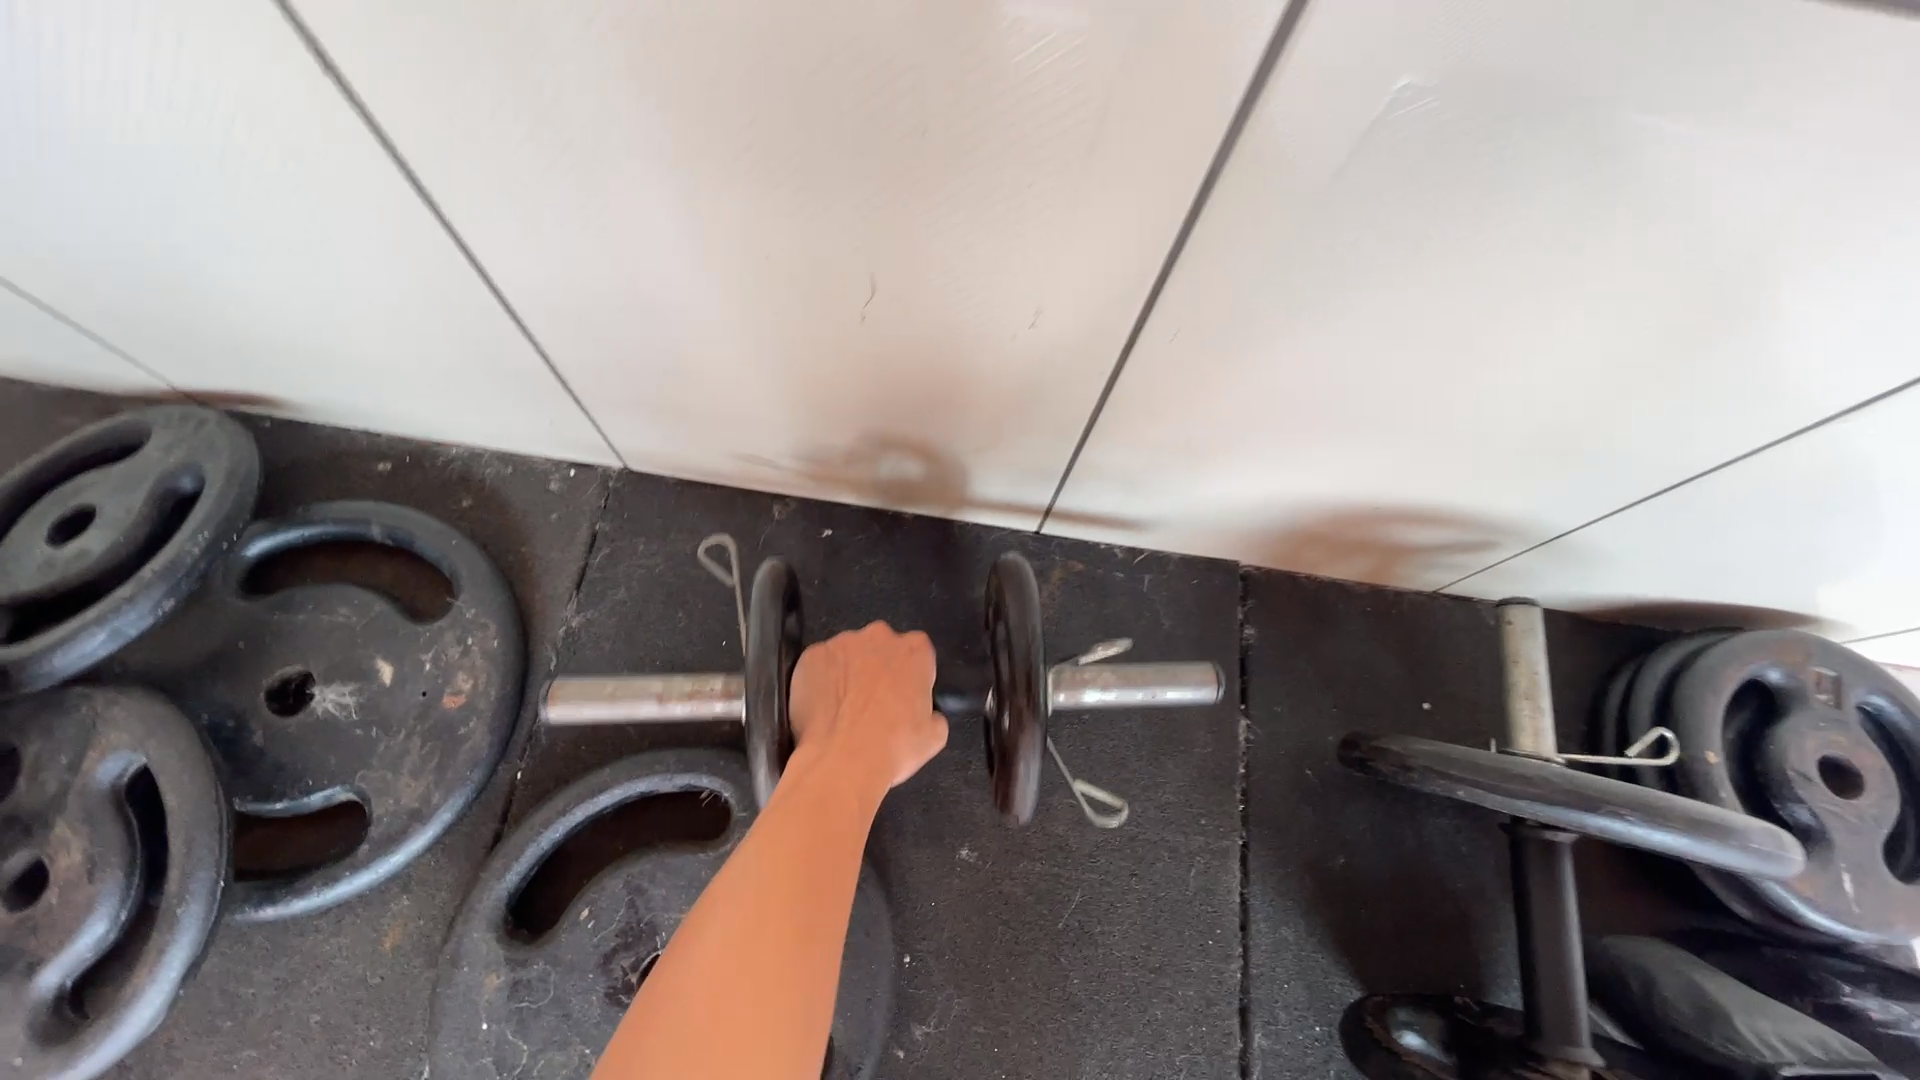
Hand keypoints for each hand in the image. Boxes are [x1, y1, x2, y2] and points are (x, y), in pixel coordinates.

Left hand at [789, 621, 948, 794]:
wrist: (843, 761)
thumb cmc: (893, 747)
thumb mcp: (935, 734)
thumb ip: (933, 711)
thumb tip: (927, 714)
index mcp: (915, 650)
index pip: (918, 652)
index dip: (911, 674)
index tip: (904, 694)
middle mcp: (880, 637)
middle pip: (882, 646)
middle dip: (879, 667)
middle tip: (874, 701)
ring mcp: (842, 644)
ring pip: (849, 653)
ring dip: (849, 672)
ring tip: (845, 708)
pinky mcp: (812, 656)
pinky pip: (819, 664)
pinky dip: (821, 680)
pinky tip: (824, 707)